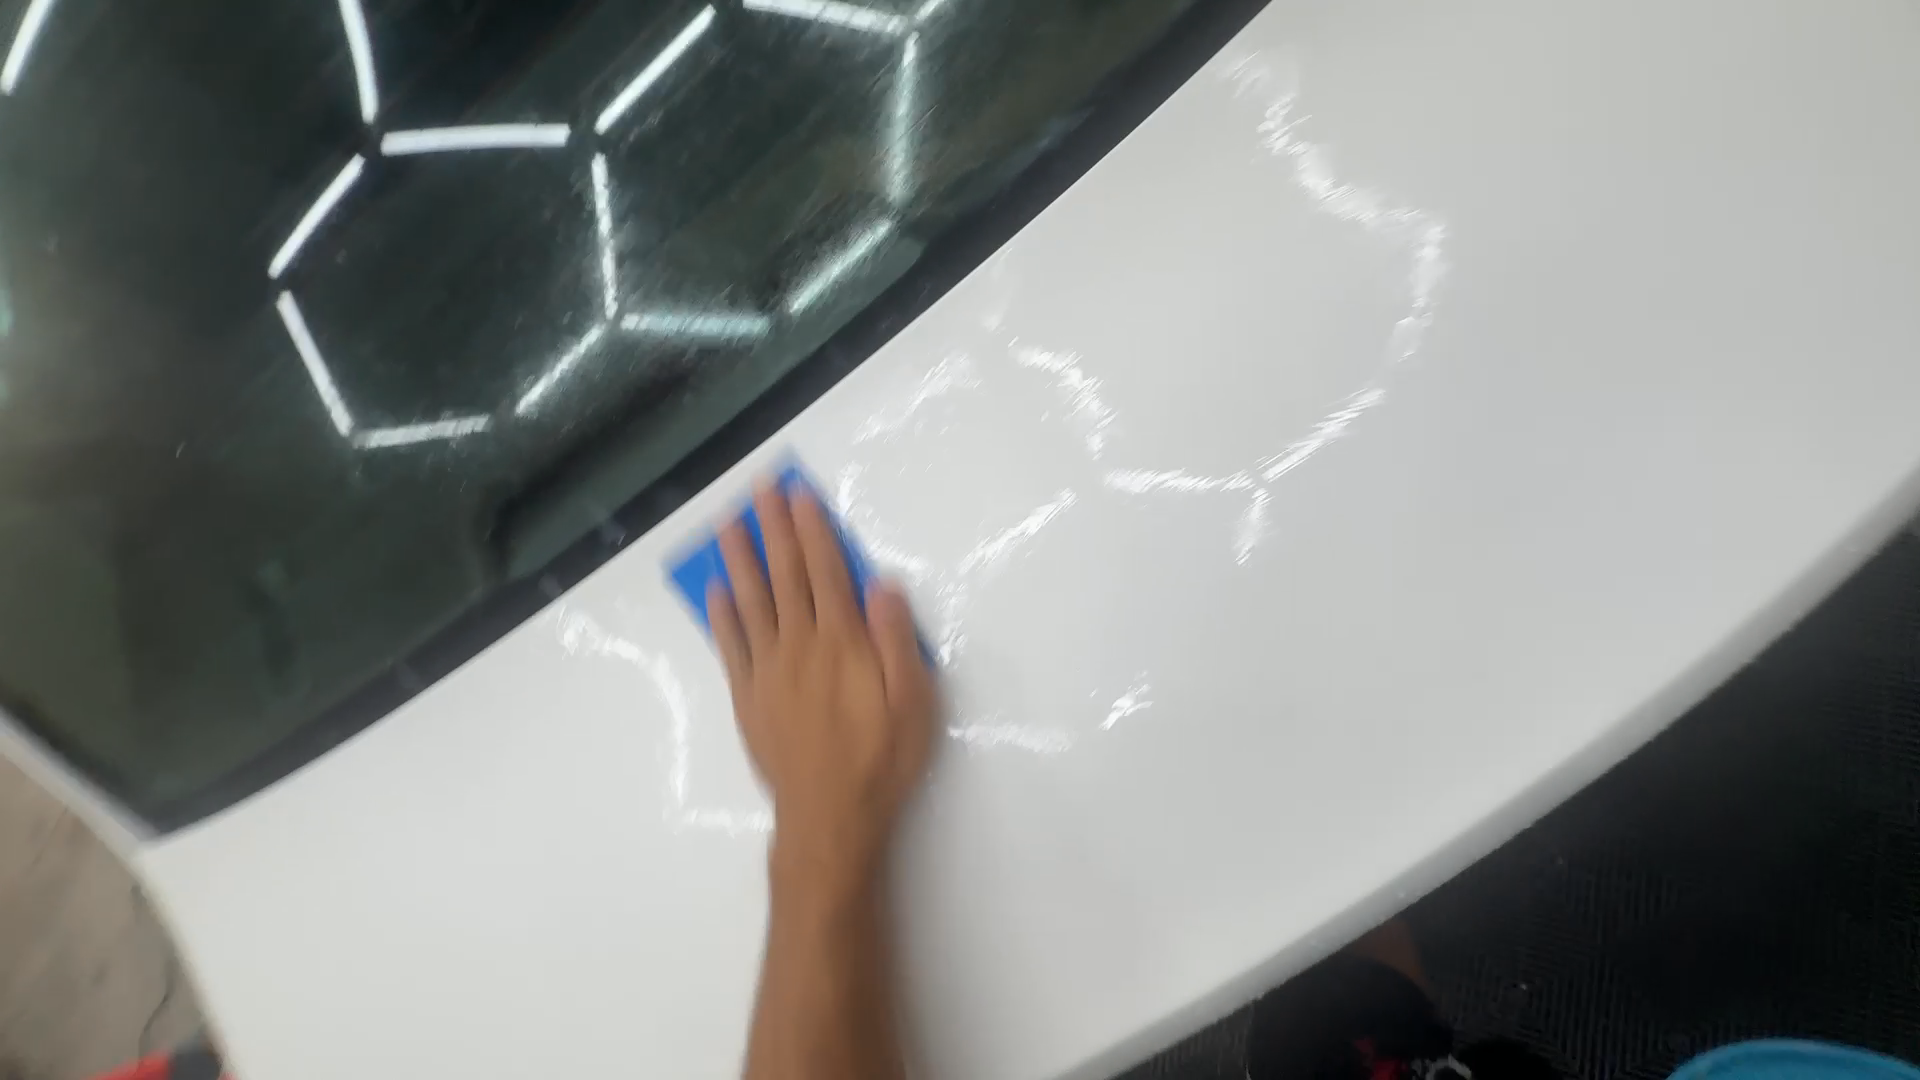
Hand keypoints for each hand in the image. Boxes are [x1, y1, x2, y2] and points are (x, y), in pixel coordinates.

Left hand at [708, 481, 936, 888]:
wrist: (829, 816)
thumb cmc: (881, 757)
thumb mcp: (912, 700)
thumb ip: (895, 639)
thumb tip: (881, 584)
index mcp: (842, 642)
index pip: (826, 572)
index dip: (813, 530)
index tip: (800, 495)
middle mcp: (800, 645)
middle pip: (785, 576)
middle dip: (774, 528)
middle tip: (760, 488)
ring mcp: (768, 670)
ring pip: (750, 602)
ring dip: (740, 559)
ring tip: (728, 523)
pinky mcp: (748, 697)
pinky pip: (731, 646)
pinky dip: (721, 615)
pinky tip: (715, 590)